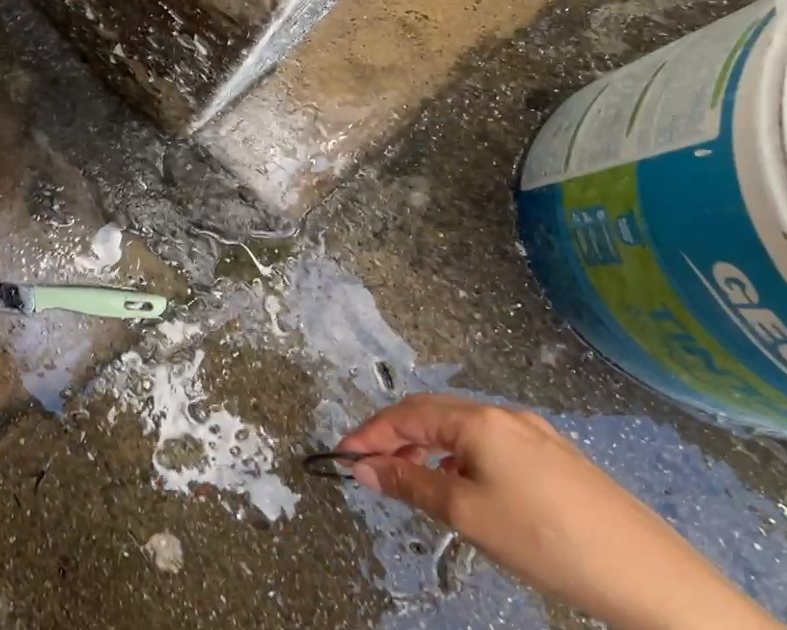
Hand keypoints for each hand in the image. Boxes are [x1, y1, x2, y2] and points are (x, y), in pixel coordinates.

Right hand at [338, 394, 780, 629]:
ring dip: (430, 449)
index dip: (367, 434)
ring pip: (465, 431)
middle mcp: (507, 417)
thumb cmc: (543, 538)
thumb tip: (362, 467)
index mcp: (478, 421)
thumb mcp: (463, 512)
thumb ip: (407, 483)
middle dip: (396, 436)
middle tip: (371, 465)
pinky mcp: (564, 462)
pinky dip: (463, 458)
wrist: (653, 581)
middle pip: (433, 414)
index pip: (404, 415)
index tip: (342, 456)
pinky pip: (494, 446)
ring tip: (415, 481)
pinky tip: (469, 489)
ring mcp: (541, 437)